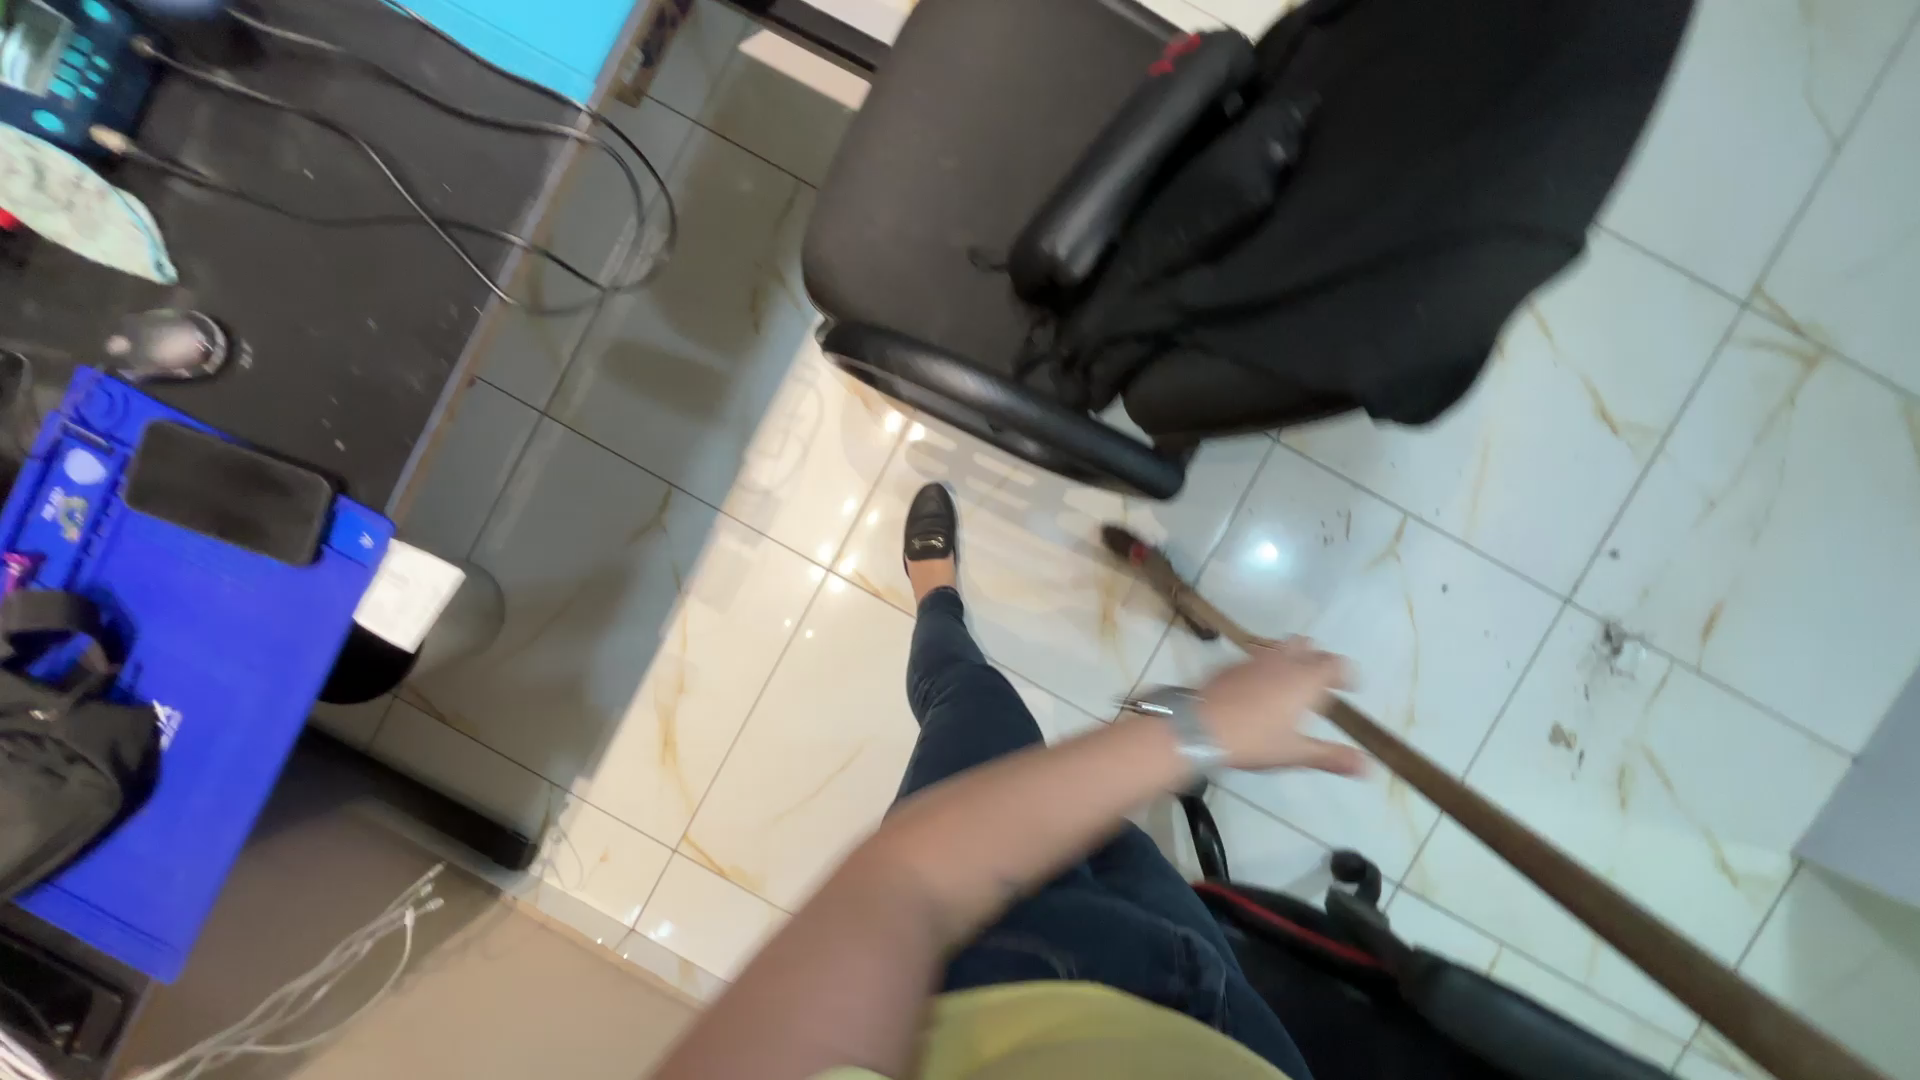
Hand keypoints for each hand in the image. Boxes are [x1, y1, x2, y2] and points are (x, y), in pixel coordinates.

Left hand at [1197, 638, 1366, 775]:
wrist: (1198, 727)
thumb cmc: (1253, 740)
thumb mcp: (1294, 753)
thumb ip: (1330, 756)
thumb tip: (1368, 768)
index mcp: (1303, 680)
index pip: (1333, 663)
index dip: (1345, 672)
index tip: (1349, 686)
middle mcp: (1280, 662)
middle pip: (1306, 646)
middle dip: (1317, 658)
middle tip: (1322, 679)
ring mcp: (1251, 660)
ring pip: (1278, 647)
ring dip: (1290, 657)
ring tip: (1291, 679)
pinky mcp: (1229, 665)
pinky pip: (1254, 656)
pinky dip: (1265, 664)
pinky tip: (1259, 684)